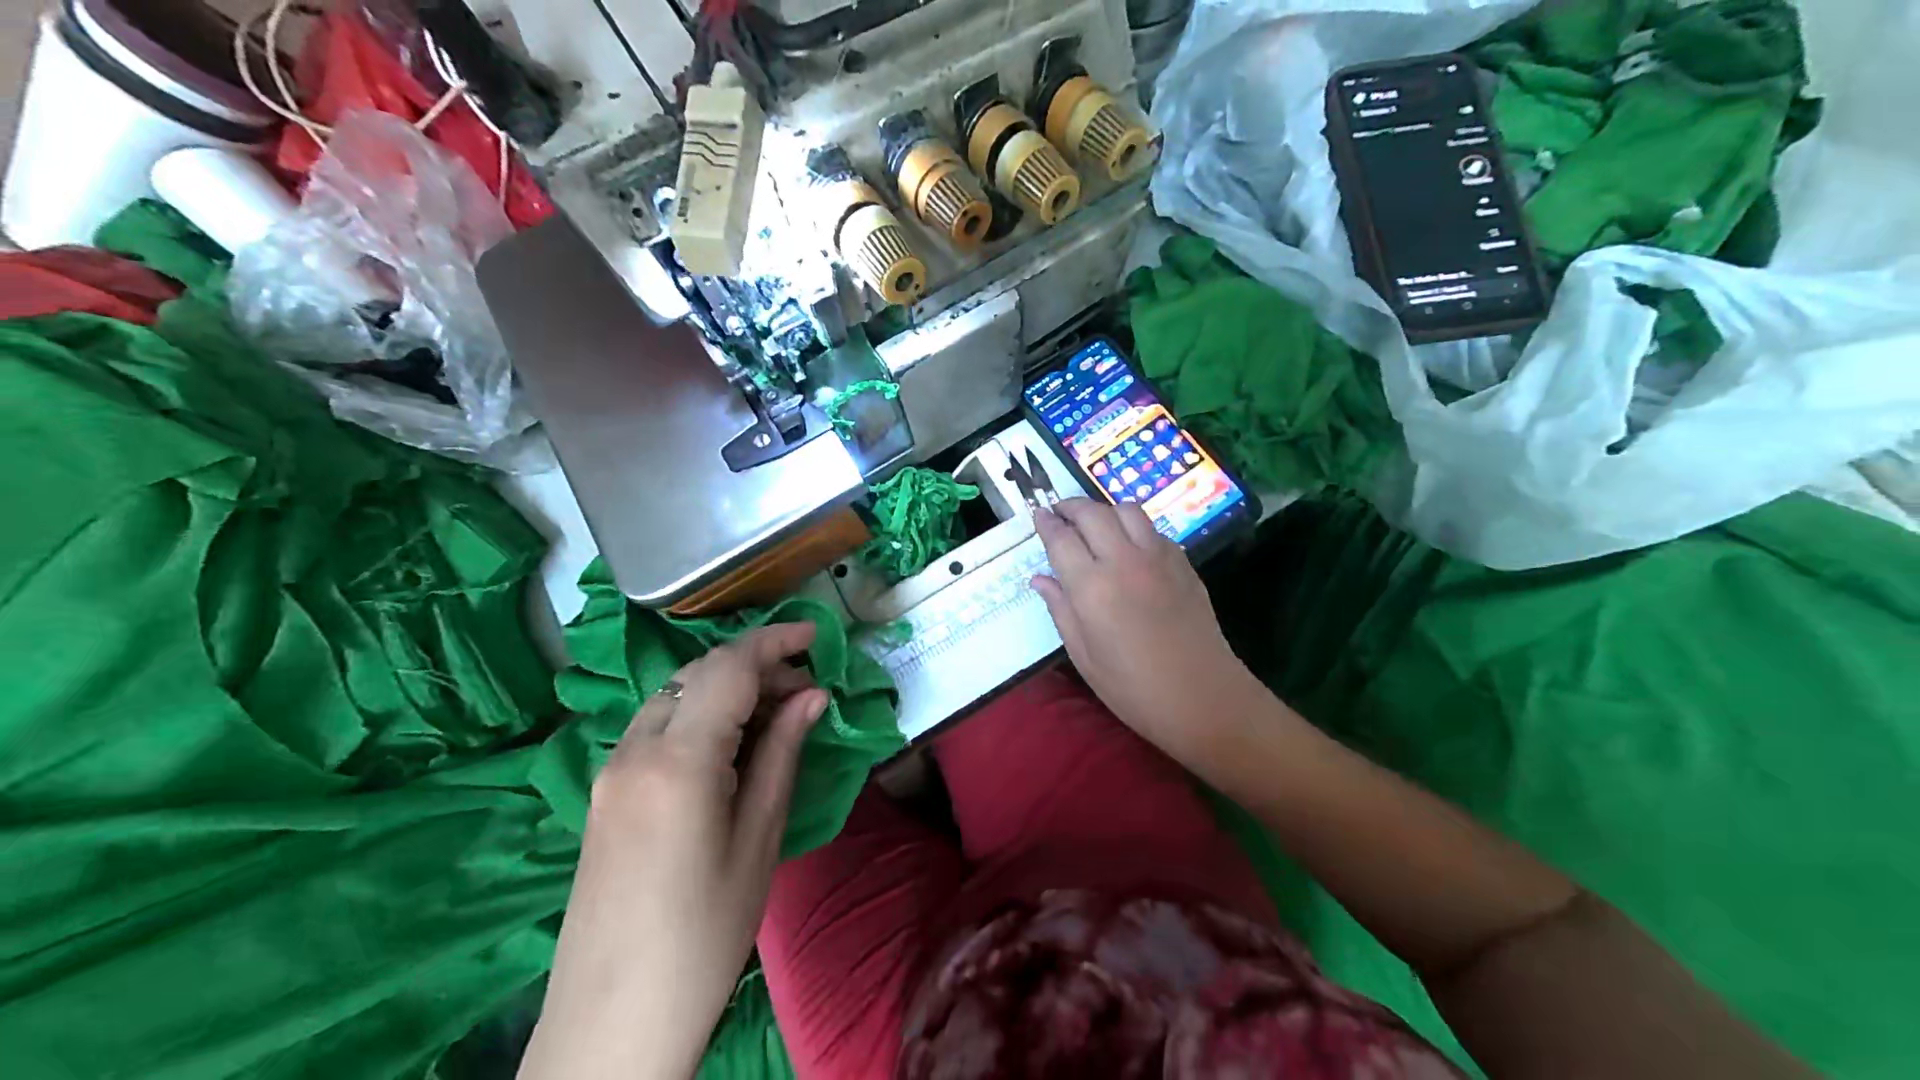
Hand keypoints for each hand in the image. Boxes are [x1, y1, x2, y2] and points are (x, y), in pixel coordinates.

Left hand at [519, 624, 829, 1079]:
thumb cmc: (704, 934)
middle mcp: (634, 749)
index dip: (775, 642)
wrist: (612, 1021)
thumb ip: (781, 753)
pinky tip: (727, 742)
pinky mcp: (603, 791)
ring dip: (725, 686)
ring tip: (774, 713)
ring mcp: (610, 769)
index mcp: (678, 760)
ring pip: (674, 694)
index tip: (816, 636)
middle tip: (805, 690)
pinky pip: (655, 724)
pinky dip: (697, 713)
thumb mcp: (758, 839)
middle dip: (755, 665)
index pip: (729, 669)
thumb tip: (814, 695)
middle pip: (699, 674)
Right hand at [1031, 498, 1268, 760]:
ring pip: (1127, 511)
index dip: (1046, 524)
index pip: (1061, 539)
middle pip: (1092, 513)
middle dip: (1070, 506)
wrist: (1203, 698)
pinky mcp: (1183, 564)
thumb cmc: (1133, 688)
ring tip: (1094, 523)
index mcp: (1092, 587)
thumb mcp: (1084, 656)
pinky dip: (1134, 527)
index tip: (1037, 515)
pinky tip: (1129, 545)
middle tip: (1058, 513)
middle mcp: (1124, 561)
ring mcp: (1158, 558)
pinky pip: (1153, 530)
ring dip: (1104, 510)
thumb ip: (1061, 610)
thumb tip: (1040, 579)